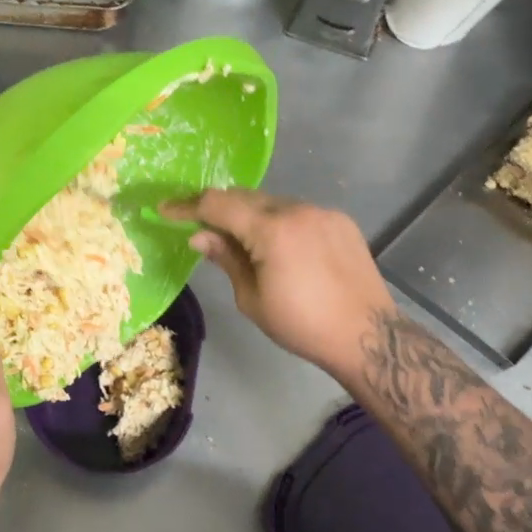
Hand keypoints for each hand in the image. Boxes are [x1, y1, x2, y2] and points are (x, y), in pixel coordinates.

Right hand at [165, 190, 393, 380]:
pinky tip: (276, 245)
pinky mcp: (339, 221)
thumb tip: (200, 237)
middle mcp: (297, 210)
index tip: (164, 209)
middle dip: (217, 207)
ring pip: (271, 202)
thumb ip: (226, 259)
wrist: (366, 335)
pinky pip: (297, 212)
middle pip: (244, 197)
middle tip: (196, 223)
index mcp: (271, 230)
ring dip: (248, 214)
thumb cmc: (301, 324)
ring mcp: (321, 213)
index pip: (218, 205)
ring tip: (237, 239)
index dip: (187, 206)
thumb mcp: (251, 298)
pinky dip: (277, 221)